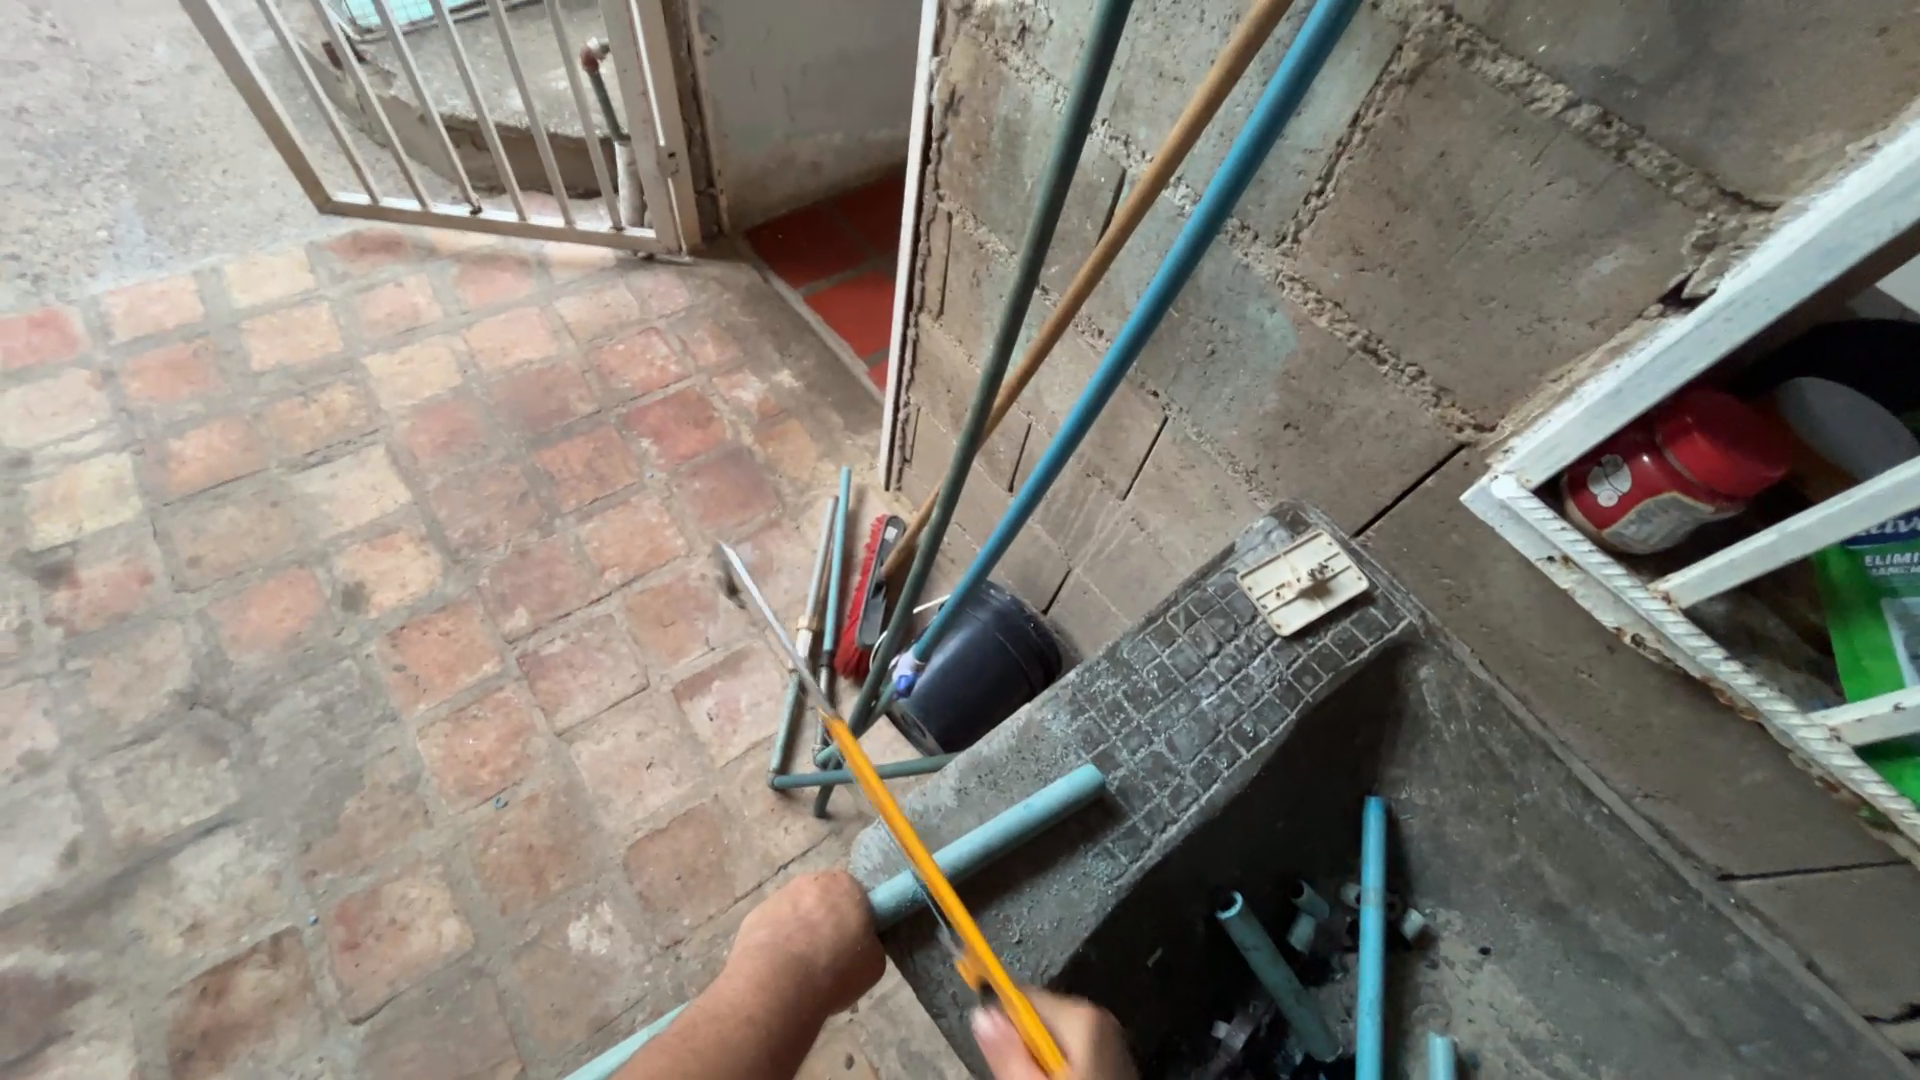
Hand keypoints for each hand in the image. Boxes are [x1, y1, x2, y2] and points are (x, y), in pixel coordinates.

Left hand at [724, 870, 883, 1017]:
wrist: (777, 985)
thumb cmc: (835, 970)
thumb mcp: (874, 962)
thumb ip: (870, 944)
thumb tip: (857, 944)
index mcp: (846, 884)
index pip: (856, 895)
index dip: (854, 920)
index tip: (851, 945)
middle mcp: (812, 880)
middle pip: (823, 900)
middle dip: (825, 922)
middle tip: (828, 958)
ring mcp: (779, 896)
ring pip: (796, 913)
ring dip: (799, 932)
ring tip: (800, 971)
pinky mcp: (754, 915)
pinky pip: (773, 928)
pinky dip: (776, 944)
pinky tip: (777, 971)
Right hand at [973, 989, 1136, 1079]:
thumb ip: (1008, 1053)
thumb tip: (980, 1015)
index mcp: (1082, 1015)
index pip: (1023, 998)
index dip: (1003, 1023)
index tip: (995, 1053)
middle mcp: (1098, 1017)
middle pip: (1039, 1020)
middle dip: (1024, 1048)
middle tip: (1020, 1077)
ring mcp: (1109, 1038)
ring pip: (1054, 1039)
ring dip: (1040, 1062)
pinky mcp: (1111, 1058)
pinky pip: (1073, 1052)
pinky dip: (1060, 1069)